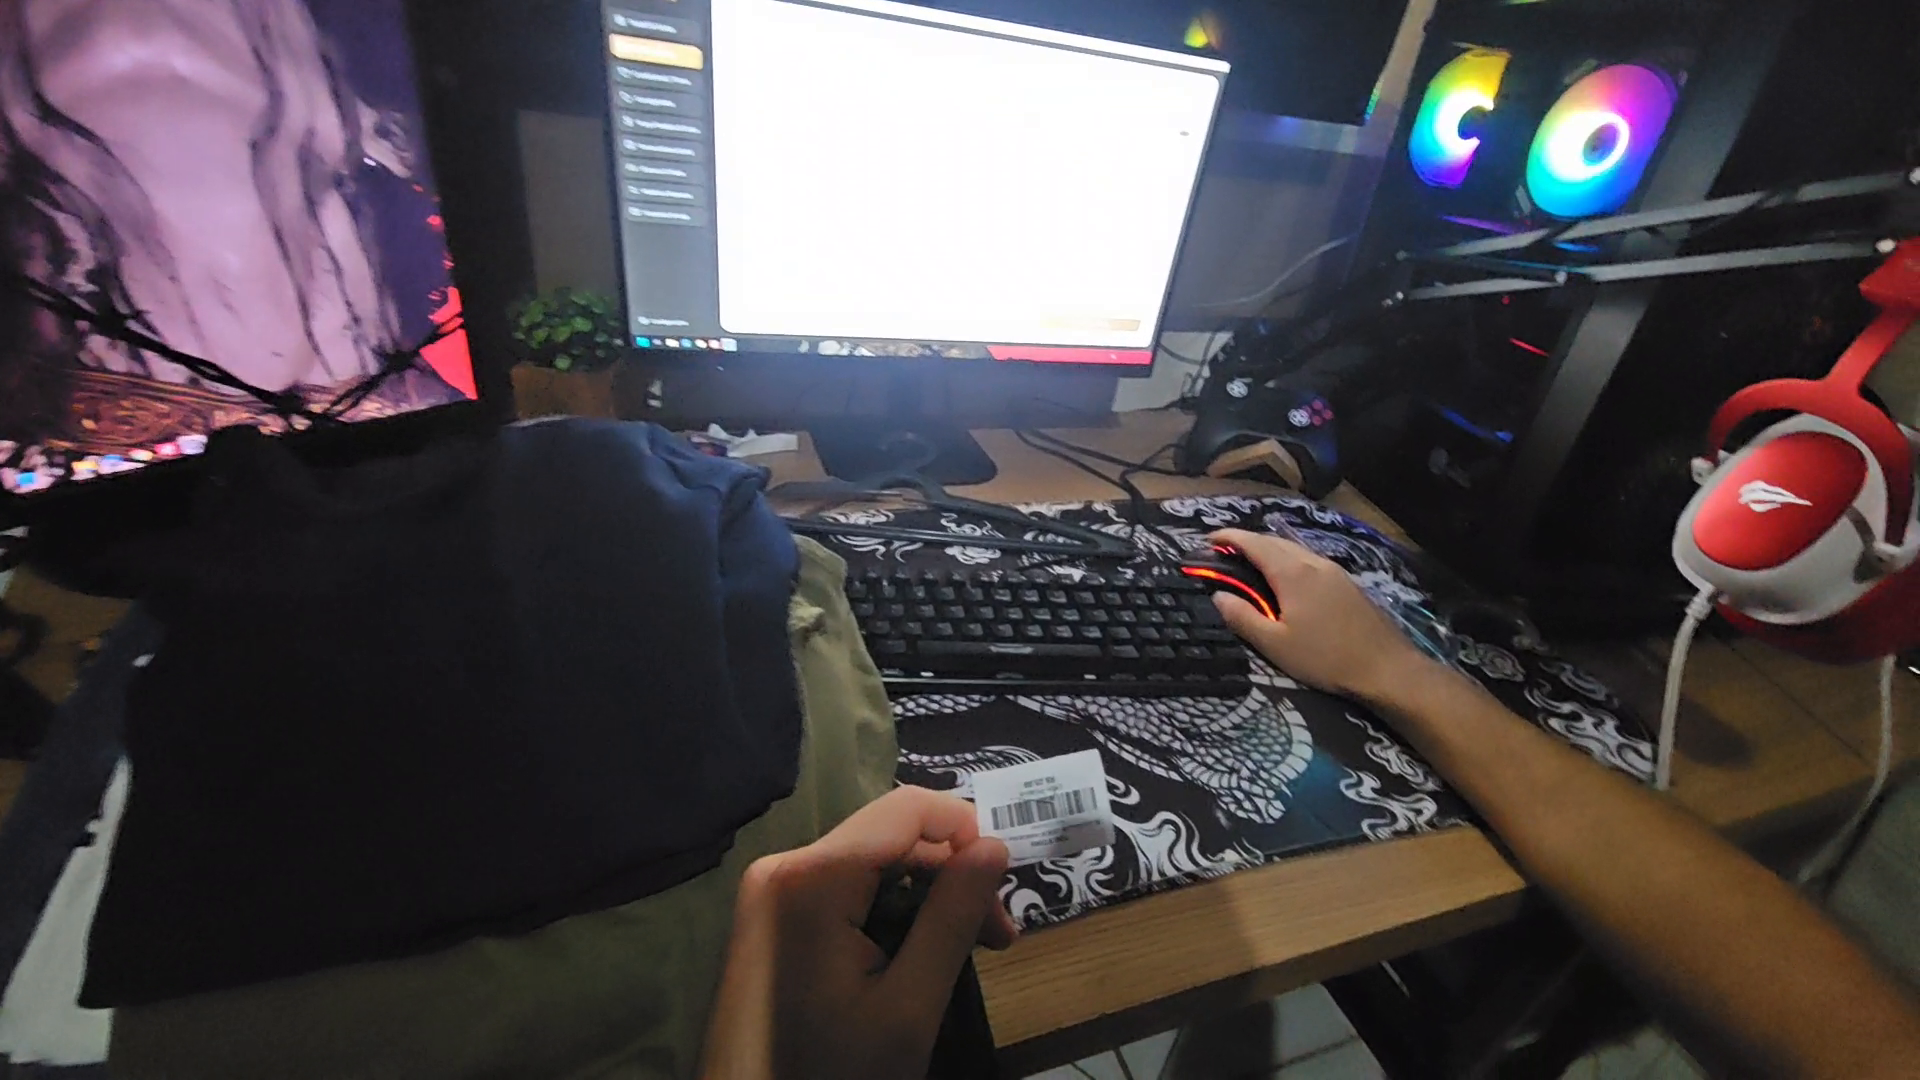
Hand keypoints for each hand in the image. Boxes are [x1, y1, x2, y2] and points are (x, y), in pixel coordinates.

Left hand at [700, 786, 1016, 1079]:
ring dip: (925, 895)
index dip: (964, 826)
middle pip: (891, 837)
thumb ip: (953, 917)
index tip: (1005, 875)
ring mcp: (772, 889)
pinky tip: (918, 950)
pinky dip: (889, 909)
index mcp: (813, 877)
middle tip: (998, 934)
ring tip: (971, 948)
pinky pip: (846, 886)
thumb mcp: (908, 1008)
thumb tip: (994, 845)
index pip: (906, 809)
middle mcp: (785, 865)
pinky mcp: (773, 914)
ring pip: (873, 862)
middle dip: (950, 874)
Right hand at [1208, 528, 1434, 701]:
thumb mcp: (1274, 644)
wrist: (1387, 669)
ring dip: (1267, 550)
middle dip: (1245, 542)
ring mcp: (1334, 571)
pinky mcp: (1346, 583)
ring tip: (1249, 566)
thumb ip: (1242, 617)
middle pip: (1273, 540)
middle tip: (1223, 555)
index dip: (1228, 537)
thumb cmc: (1325, 657)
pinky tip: (1284, 581)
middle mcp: (1313, 562)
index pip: (1253, 543)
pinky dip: (1286, 560)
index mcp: (1292, 573)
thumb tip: (1218, 595)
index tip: (1207, 540)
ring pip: (1293, 548)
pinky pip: (1308, 560)